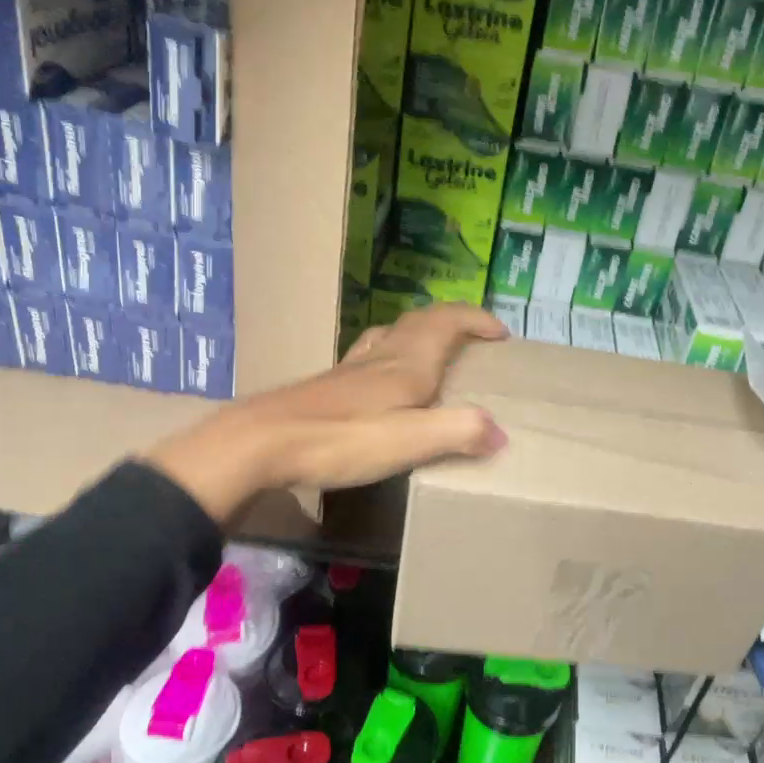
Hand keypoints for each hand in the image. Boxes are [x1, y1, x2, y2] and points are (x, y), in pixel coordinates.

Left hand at [143, 303, 509, 519]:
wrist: (262, 442)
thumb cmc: (341, 438)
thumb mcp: (409, 441)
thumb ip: (459, 432)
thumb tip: (499, 431)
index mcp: (407, 363)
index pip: (448, 322)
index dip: (477, 320)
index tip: (502, 333)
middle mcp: (382, 356)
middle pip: (421, 322)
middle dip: (454, 323)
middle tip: (476, 341)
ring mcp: (352, 369)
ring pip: (394, 335)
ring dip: (422, 336)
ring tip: (437, 357)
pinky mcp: (331, 387)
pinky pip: (374, 356)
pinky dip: (394, 356)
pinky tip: (384, 382)